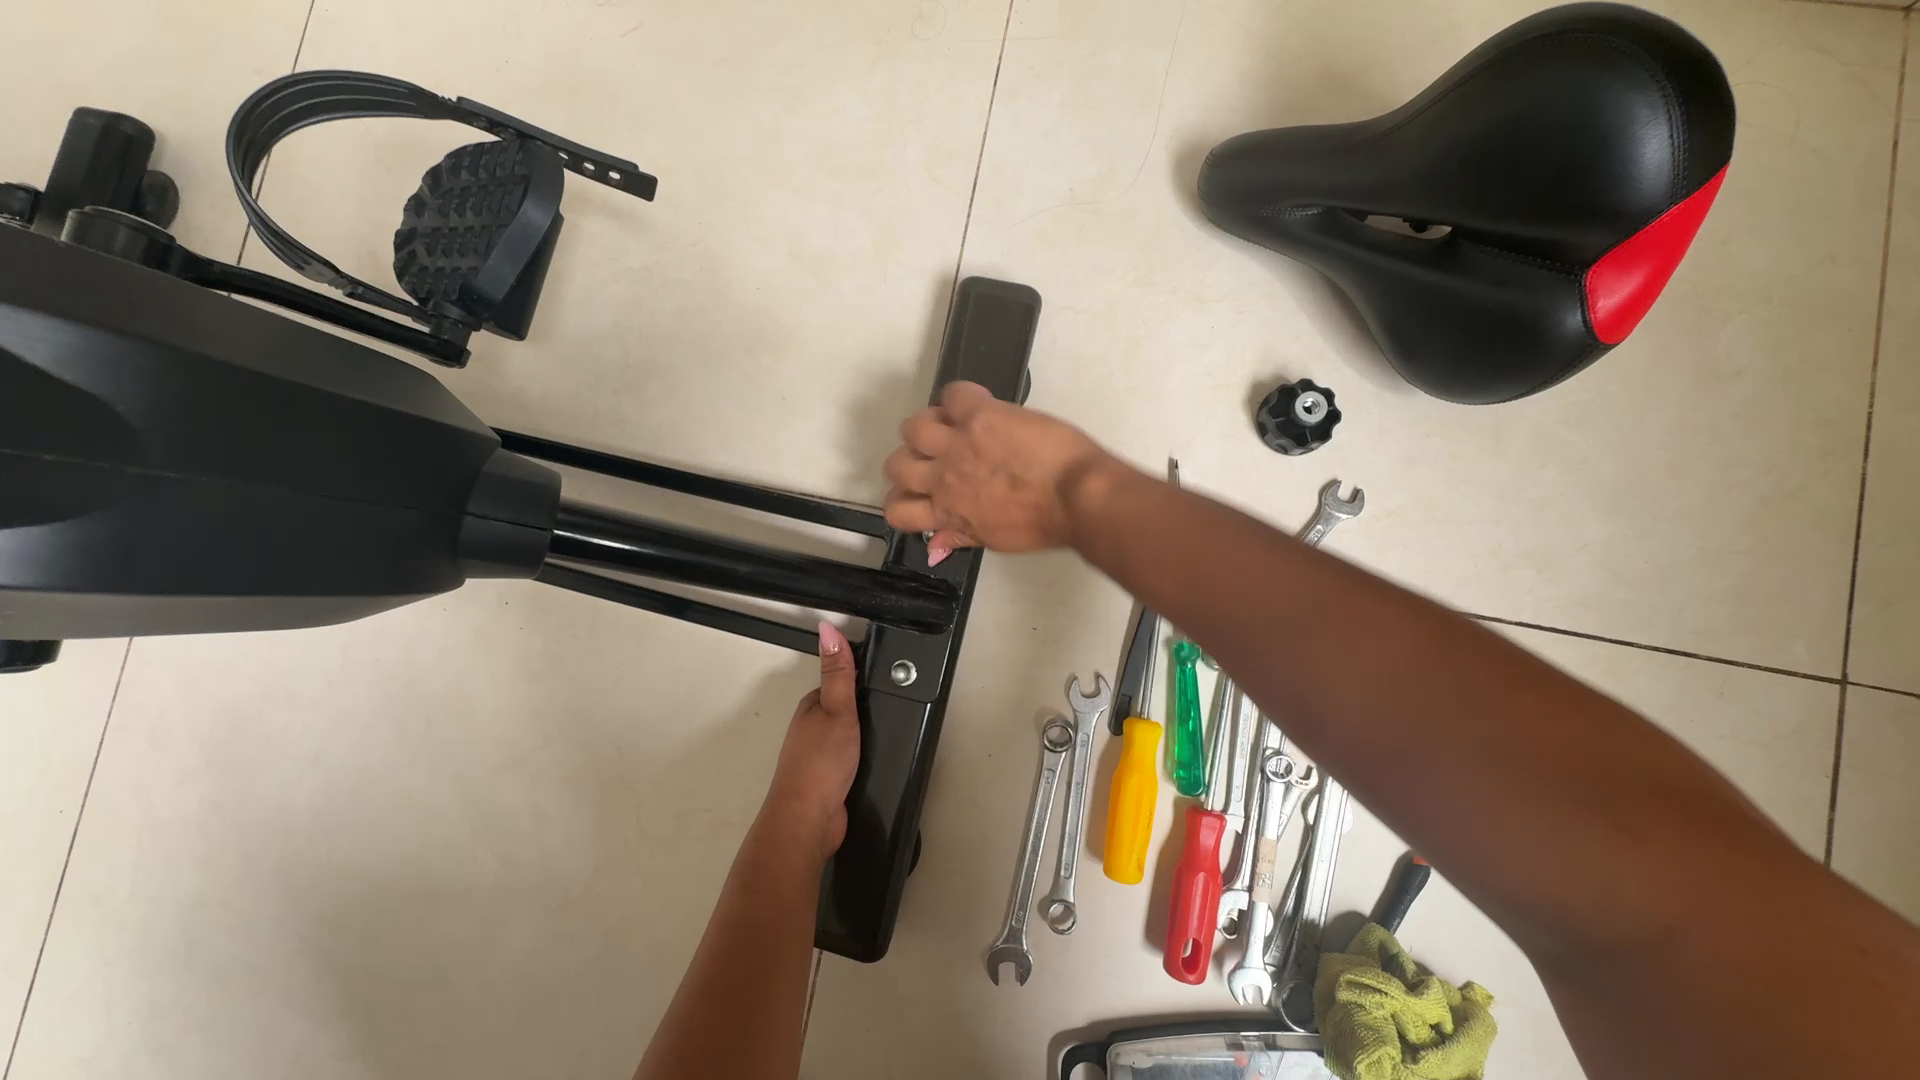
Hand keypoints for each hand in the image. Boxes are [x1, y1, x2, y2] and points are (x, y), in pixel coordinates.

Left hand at [762, 621, 861, 860]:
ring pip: (846, 736)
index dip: (857, 677)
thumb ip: (839, 671)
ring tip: (885, 730)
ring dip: (863, 734)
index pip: (837, 683)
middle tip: (889, 703)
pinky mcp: (830, 780)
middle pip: (841, 709)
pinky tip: (873, 760)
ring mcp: (819, 756)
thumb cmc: (821, 762)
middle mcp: (812, 729)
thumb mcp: (838, 709)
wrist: (810, 818)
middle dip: (862, 707)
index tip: (881, 673)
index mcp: (811, 707)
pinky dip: (861, 756)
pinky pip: (850, 759)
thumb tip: (827, 628)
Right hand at [882, 381, 1111, 564]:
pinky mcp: (980, 414)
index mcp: (948, 512)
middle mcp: (945, 478)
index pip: (897, 509)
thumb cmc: (1045, 522)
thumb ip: (960, 536)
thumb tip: (935, 546)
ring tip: (951, 428)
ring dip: (928, 427)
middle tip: (936, 457)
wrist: (1077, 494)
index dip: (902, 498)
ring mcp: (959, 444)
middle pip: (896, 464)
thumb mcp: (997, 539)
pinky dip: (959, 397)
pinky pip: (952, 394)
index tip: (919, 492)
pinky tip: (976, 407)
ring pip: (913, 427)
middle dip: (912, 460)